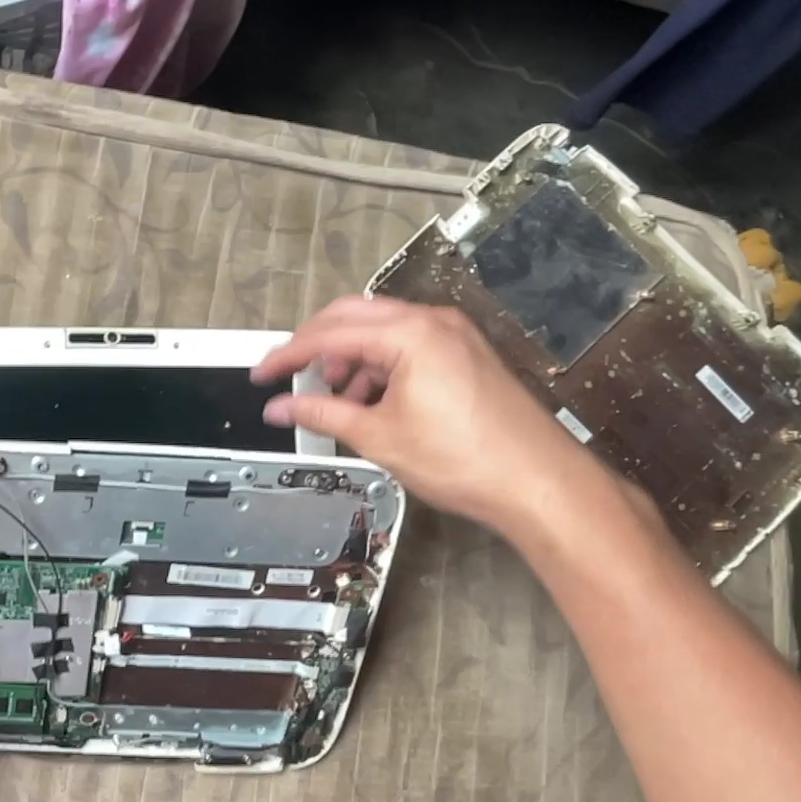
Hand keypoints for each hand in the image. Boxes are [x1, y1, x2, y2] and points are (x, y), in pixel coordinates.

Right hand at [252, 296, 618, 532]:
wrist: (538, 484)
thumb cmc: (470, 459)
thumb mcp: (376, 437)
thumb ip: (319, 414)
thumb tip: (282, 408)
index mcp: (410, 335)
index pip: (328, 335)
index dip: (288, 356)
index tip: (263, 373)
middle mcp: (434, 324)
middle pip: (351, 317)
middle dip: (314, 347)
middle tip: (288, 376)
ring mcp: (453, 338)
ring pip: (379, 331)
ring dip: (347, 359)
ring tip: (331, 399)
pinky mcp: (464, 356)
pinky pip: (405, 347)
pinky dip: (376, 367)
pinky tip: (368, 402)